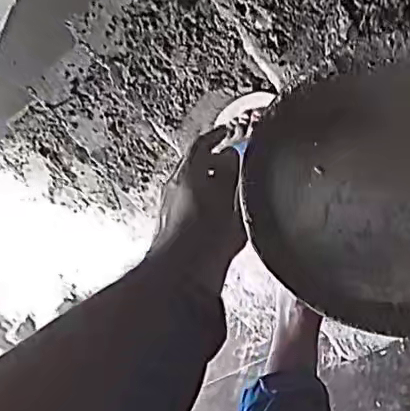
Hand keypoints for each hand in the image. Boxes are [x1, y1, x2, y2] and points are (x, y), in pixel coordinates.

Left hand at [151, 125, 245, 294]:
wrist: (180, 277)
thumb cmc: (202, 238)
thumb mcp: (228, 198)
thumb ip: (231, 173)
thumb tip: (233, 156)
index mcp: (187, 175)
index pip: (201, 145)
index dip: (216, 136)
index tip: (226, 133)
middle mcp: (175, 190)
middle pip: (197, 167)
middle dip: (216, 165)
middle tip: (237, 166)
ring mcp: (172, 212)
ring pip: (195, 191)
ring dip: (214, 189)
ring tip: (235, 196)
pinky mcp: (175, 232)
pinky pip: (195, 212)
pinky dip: (210, 211)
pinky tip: (226, 225)